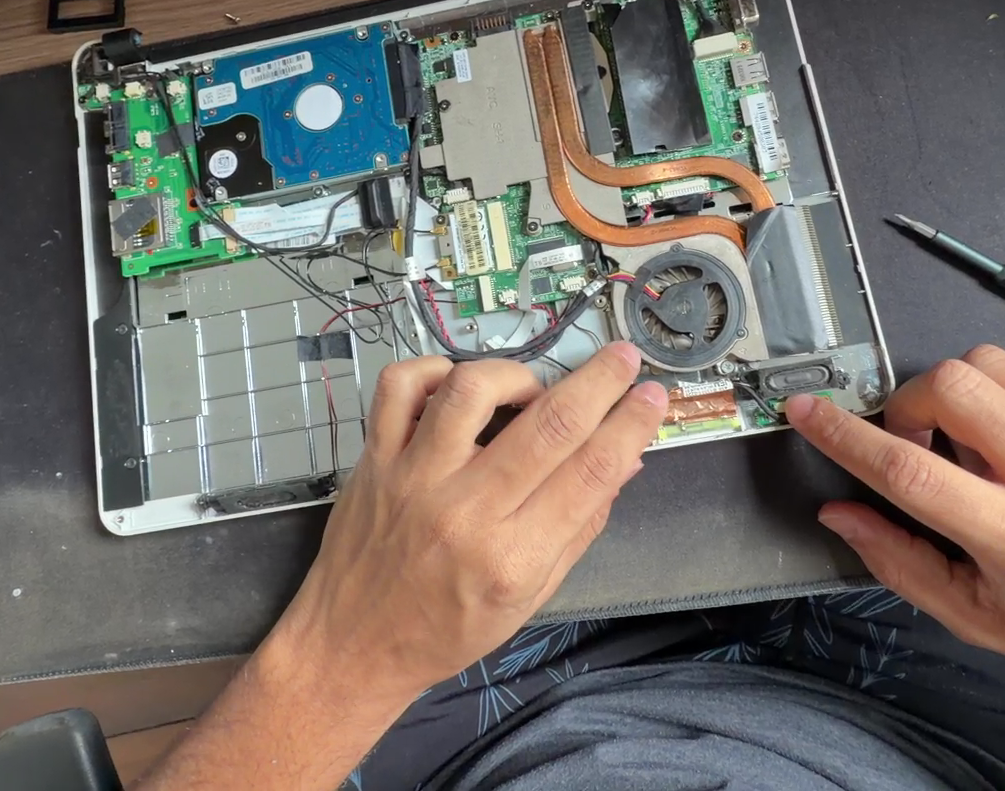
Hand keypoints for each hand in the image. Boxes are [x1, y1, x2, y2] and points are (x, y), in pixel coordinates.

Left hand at [268, 342, 664, 701]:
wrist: (352, 647)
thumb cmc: (446, 630)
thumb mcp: (529, 599)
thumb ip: (580, 528)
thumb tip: (625, 463)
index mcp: (512, 558)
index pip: (590, 474)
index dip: (631, 426)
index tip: (652, 396)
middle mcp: (464, 511)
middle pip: (547, 426)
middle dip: (598, 382)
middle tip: (622, 358)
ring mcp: (413, 477)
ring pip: (470, 390)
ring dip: (515, 375)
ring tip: (530, 388)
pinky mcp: (375, 457)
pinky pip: (400, 387)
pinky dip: (434, 369)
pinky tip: (458, 384)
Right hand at [786, 340, 1004, 695]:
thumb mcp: (983, 621)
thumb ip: (899, 563)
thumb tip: (837, 510)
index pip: (909, 471)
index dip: (844, 434)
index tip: (804, 408)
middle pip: (953, 389)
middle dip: (913, 402)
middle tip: (925, 438)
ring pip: (994, 362)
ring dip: (963, 390)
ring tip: (982, 434)